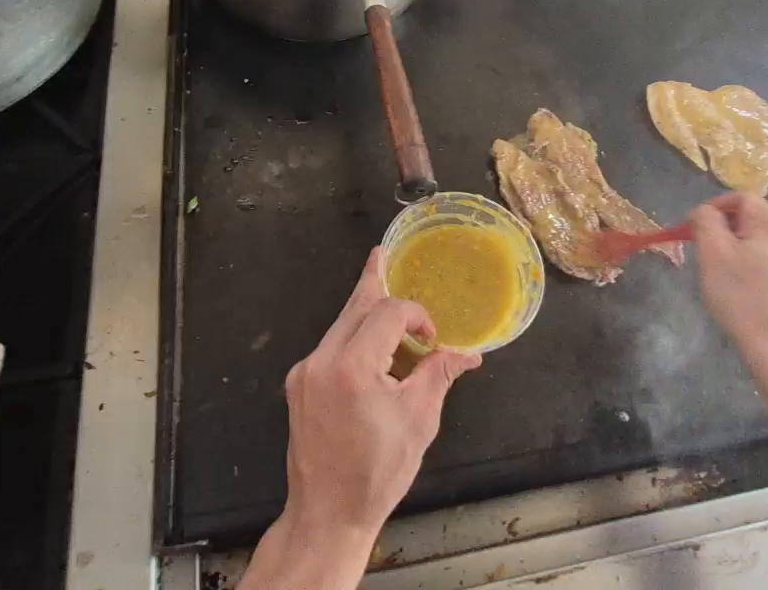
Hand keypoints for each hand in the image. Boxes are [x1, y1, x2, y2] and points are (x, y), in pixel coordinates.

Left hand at [281, 247, 481, 540]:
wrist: (326, 515)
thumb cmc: (377, 472)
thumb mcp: (419, 421)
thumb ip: (439, 374)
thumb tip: (468, 354)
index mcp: (351, 367)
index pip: (388, 313)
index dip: (416, 316)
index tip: (434, 339)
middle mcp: (321, 360)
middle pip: (354, 306)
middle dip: (374, 281)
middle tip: (382, 252)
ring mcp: (305, 373)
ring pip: (341, 325)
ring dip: (367, 311)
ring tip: (380, 283)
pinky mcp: (299, 385)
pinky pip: (331, 346)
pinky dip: (355, 337)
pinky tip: (372, 342)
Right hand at [692, 191, 767, 370]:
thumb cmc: (743, 297)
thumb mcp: (712, 253)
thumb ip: (705, 221)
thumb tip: (703, 211)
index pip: (739, 198)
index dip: (712, 209)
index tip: (693, 231)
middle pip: (751, 219)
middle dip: (725, 232)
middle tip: (706, 256)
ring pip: (761, 241)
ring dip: (739, 250)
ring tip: (724, 277)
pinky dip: (755, 267)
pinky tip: (746, 292)